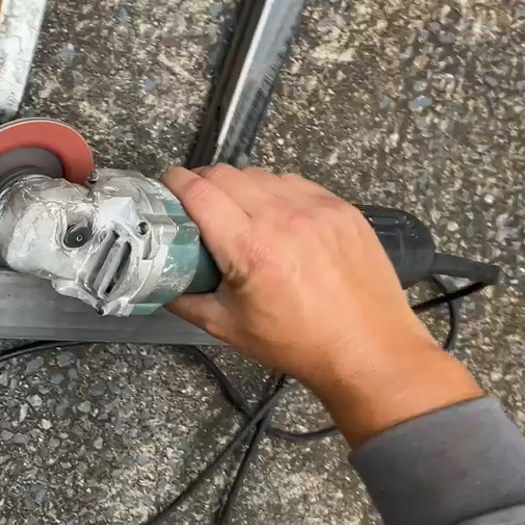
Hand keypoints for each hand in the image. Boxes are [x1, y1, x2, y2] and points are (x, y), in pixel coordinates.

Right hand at [162, 165, 481, 445]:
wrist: (370, 350)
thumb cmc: (297, 341)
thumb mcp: (224, 325)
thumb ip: (181, 298)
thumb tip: (154, 280)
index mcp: (250, 248)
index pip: (200, 192)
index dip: (174, 183)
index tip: (164, 186)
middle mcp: (285, 219)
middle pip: (225, 174)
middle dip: (201, 183)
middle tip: (193, 203)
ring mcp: (318, 210)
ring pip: (259, 174)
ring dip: (236, 185)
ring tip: (233, 210)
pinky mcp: (343, 210)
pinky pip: (293, 183)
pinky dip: (272, 191)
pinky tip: (270, 214)